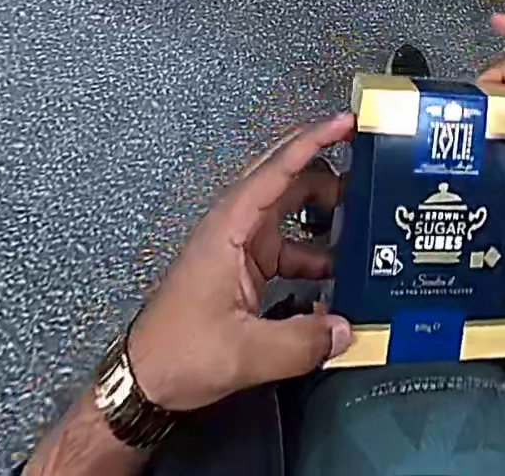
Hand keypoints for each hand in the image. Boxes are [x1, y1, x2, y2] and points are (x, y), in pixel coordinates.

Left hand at [125, 114, 355, 410]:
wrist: (140, 384)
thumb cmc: (178, 354)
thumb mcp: (242, 352)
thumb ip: (300, 342)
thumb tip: (346, 328)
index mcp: (232, 224)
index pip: (279, 167)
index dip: (315, 139)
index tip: (347, 121)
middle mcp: (239, 221)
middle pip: (287, 173)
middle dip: (325, 156)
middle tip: (364, 150)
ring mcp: (244, 239)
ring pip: (293, 204)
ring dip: (326, 203)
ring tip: (363, 211)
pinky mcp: (249, 261)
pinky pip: (294, 240)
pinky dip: (319, 246)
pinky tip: (341, 268)